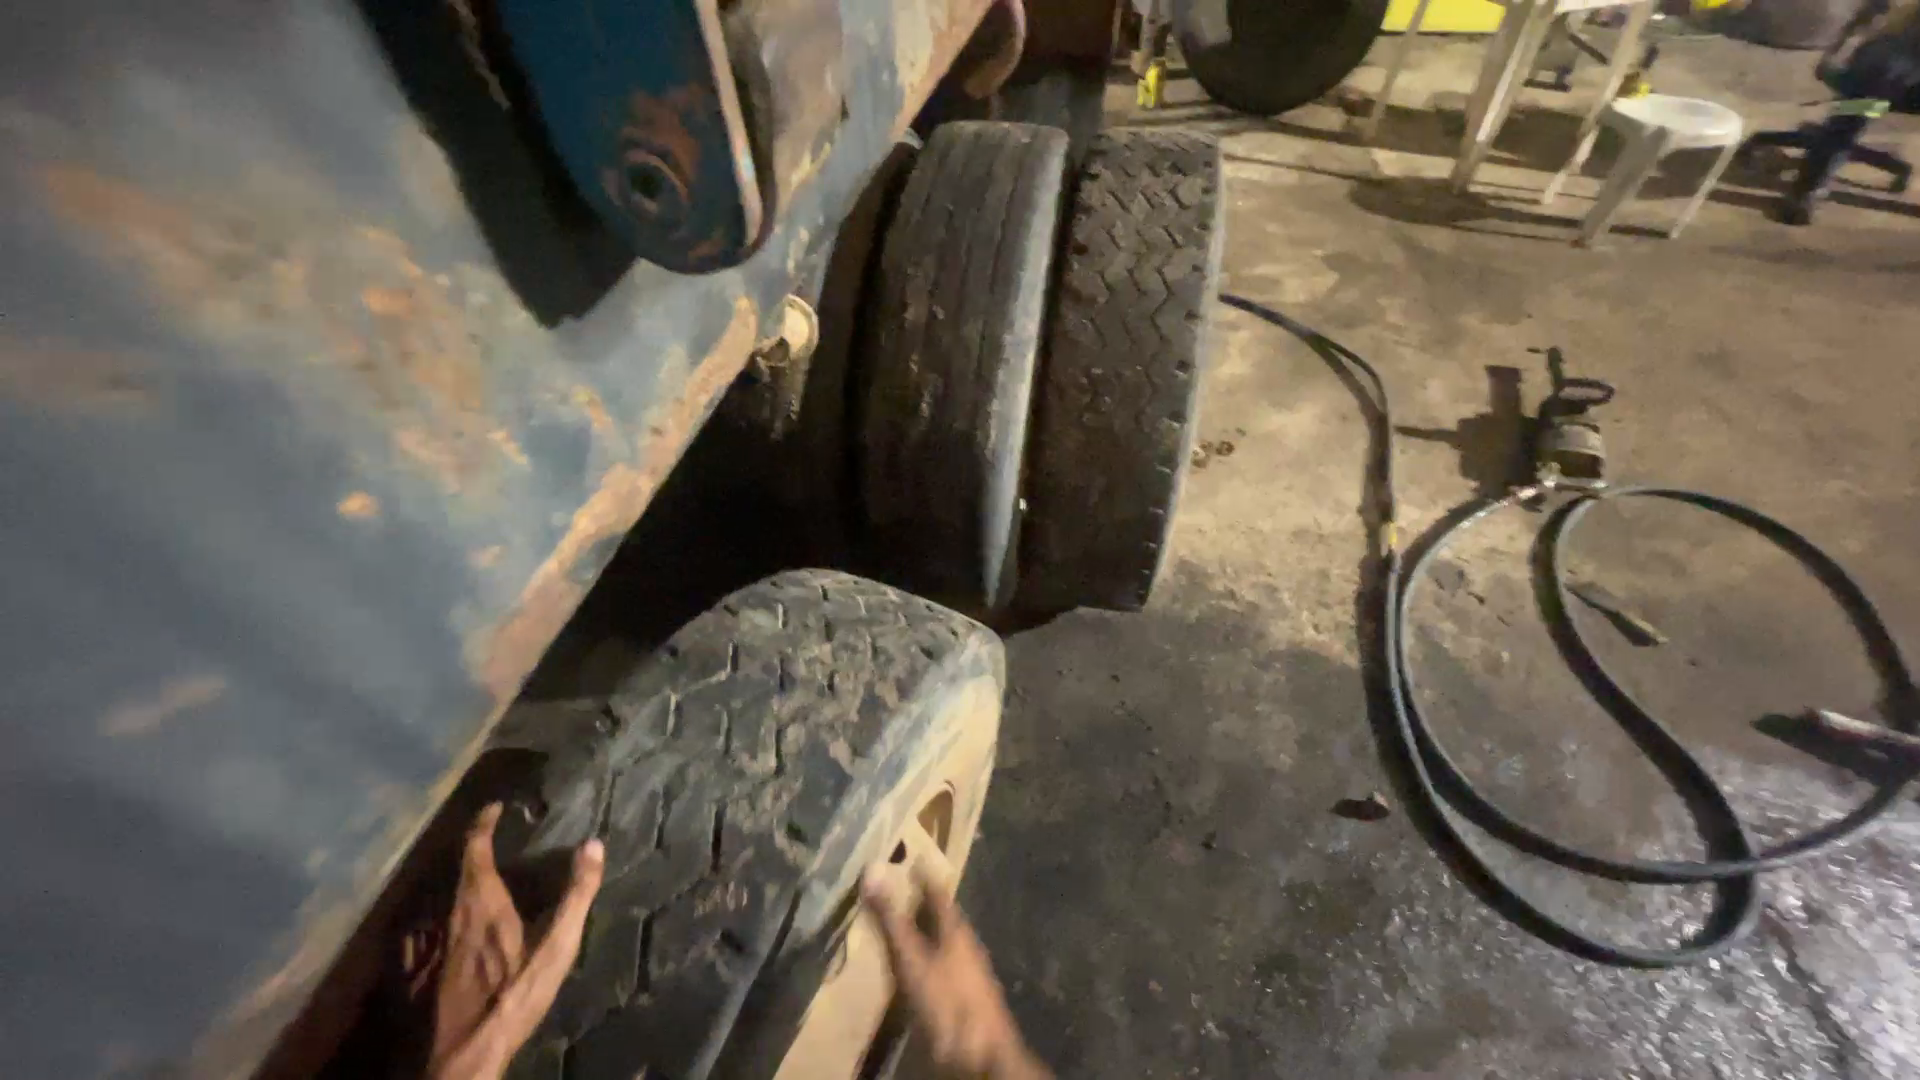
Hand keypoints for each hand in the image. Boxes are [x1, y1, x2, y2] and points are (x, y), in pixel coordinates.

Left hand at [414, 804, 604, 1079]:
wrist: (458, 1060)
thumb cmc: (512, 998)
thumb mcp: (555, 947)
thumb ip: (576, 895)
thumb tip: (594, 844)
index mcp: (481, 904)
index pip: (475, 850)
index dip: (483, 824)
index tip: (494, 807)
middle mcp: (448, 916)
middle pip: (454, 870)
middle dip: (472, 848)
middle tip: (491, 836)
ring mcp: (427, 946)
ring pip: (439, 898)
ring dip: (457, 879)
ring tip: (476, 875)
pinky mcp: (416, 973)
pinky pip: (426, 927)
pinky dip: (440, 912)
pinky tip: (446, 926)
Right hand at [860, 867, 1050, 1079]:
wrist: (982, 1061)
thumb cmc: (947, 1003)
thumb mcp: (912, 959)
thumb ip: (892, 919)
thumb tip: (871, 869)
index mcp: (956, 928)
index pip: (937, 890)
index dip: (922, 873)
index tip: (906, 858)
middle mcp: (966, 945)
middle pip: (942, 916)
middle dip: (920, 903)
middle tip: (895, 890)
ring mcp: (968, 974)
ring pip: (942, 942)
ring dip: (922, 932)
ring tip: (897, 928)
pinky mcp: (963, 1000)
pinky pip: (940, 967)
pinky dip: (923, 959)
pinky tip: (911, 972)